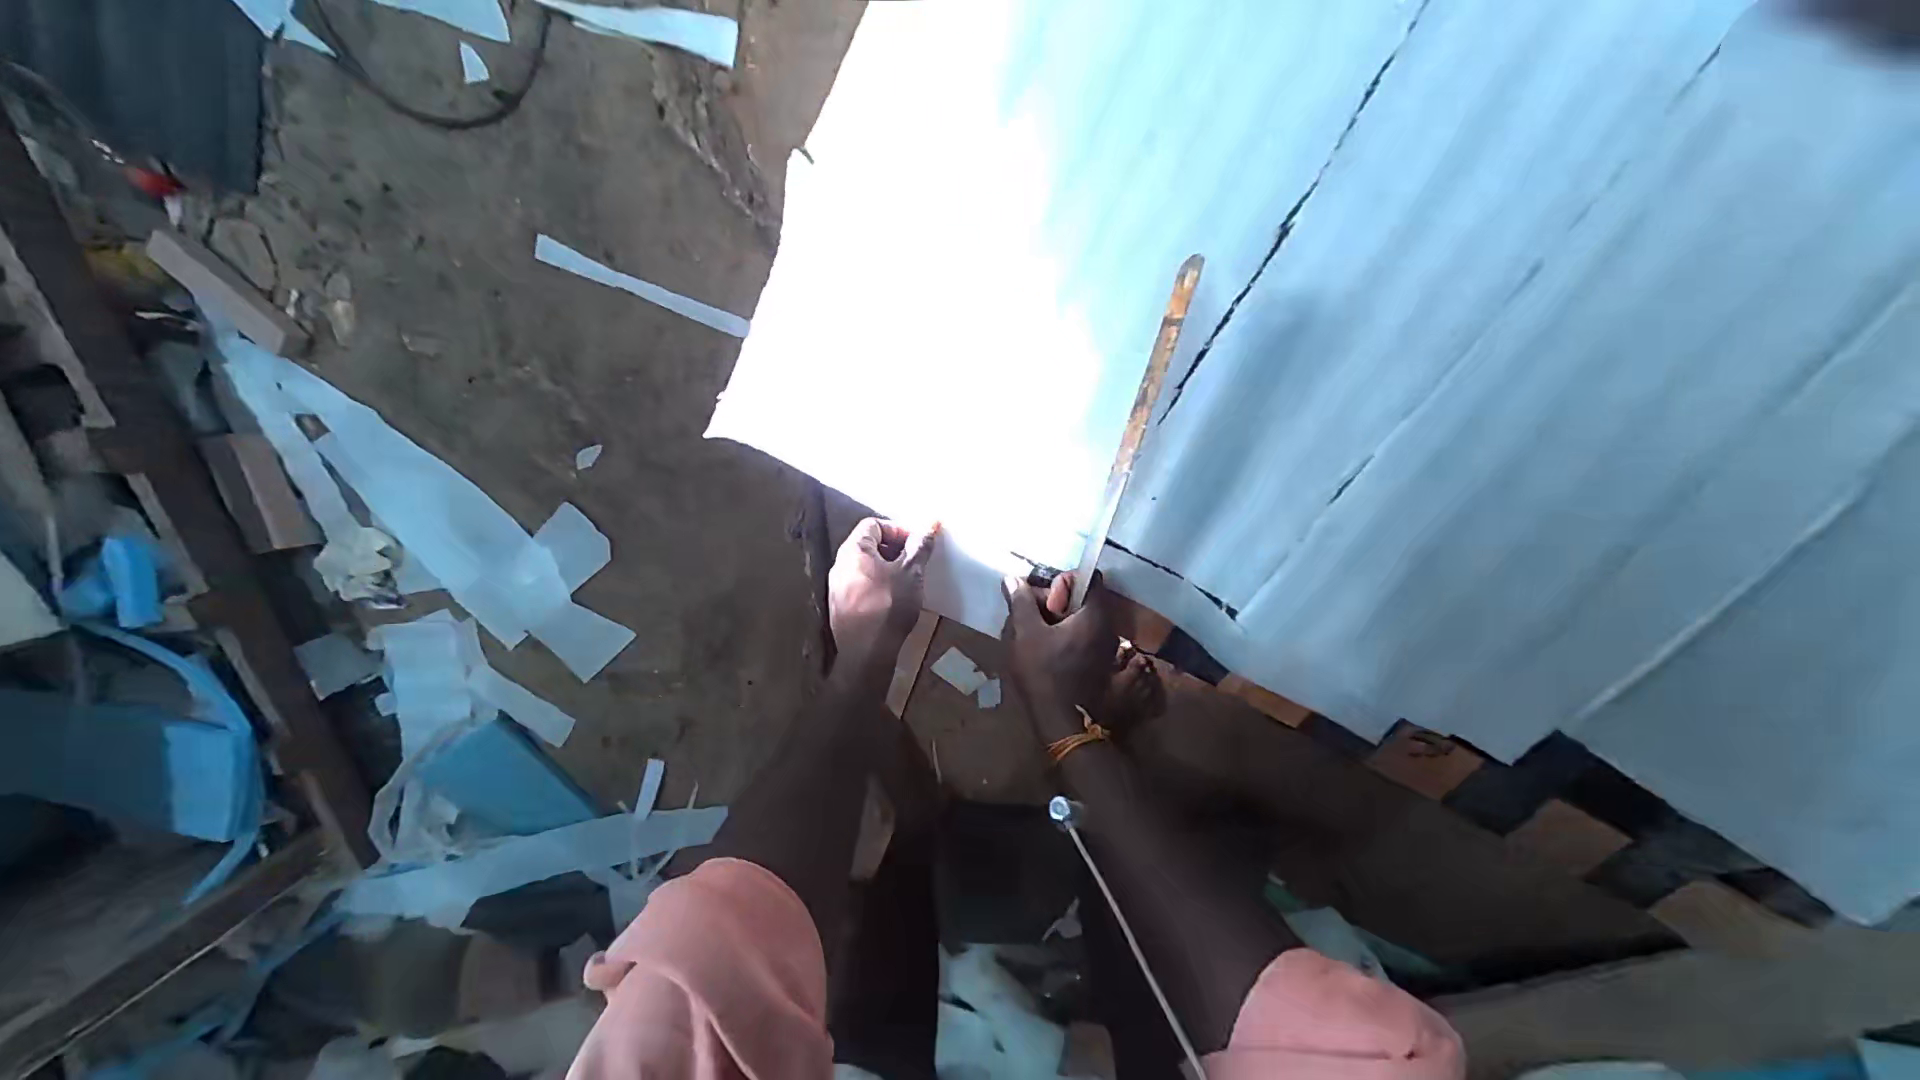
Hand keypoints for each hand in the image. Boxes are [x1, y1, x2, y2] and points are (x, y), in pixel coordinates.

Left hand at [828, 517, 937, 675]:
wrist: (867, 652)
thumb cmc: (889, 605)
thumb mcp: (911, 572)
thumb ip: (920, 546)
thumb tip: (931, 524)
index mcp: (853, 551)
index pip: (873, 524)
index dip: (898, 529)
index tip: (916, 544)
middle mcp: (839, 566)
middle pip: (868, 545)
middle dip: (895, 549)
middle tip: (916, 562)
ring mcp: (837, 588)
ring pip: (866, 568)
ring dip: (888, 569)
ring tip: (909, 581)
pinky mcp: (841, 608)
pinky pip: (862, 586)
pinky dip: (879, 585)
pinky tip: (895, 600)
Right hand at [1001, 571, 1118, 736]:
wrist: (1062, 723)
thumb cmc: (1044, 673)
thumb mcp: (1026, 633)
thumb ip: (1021, 602)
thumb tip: (1014, 579)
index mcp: (1095, 615)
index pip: (1087, 579)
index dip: (1062, 582)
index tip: (1043, 600)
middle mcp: (1106, 627)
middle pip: (1081, 599)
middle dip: (1053, 602)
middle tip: (1029, 616)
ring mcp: (1103, 647)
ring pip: (1077, 620)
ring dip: (1054, 620)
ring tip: (1030, 634)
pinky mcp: (1096, 663)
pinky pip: (1078, 637)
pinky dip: (1061, 636)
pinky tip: (1040, 648)